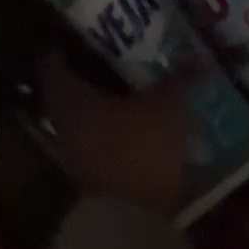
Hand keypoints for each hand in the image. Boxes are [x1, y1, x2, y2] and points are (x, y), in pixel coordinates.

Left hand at [36, 50, 193, 215]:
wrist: (163, 201)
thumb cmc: (155, 141)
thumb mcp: (170, 101)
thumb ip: (180, 75)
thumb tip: (196, 55)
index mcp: (73, 105)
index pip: (53, 73)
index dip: (59, 58)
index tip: (70, 47)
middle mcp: (66, 132)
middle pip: (60, 103)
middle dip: (75, 87)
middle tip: (93, 72)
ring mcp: (78, 162)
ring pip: (74, 130)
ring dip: (87, 117)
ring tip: (109, 104)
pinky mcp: (95, 183)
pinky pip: (90, 153)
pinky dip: (100, 141)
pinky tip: (120, 136)